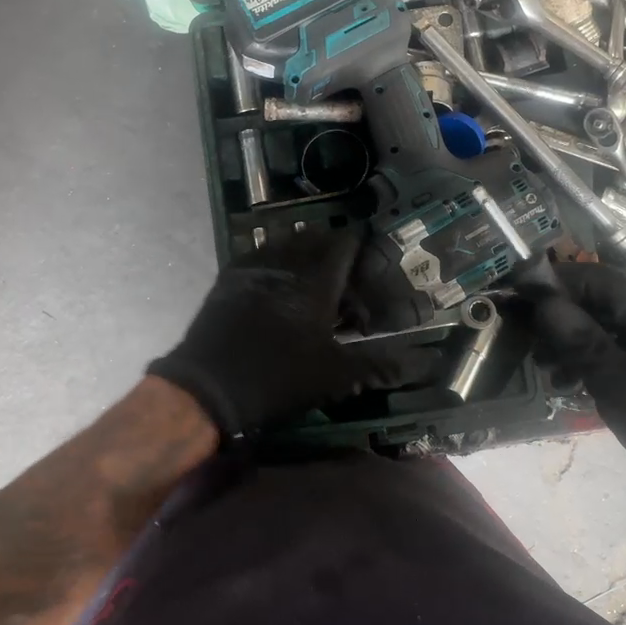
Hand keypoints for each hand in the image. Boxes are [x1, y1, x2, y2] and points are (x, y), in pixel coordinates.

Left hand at [149, 231, 428, 436]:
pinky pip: (257, 255)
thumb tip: (416, 362)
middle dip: (332, 247)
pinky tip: (277, 283)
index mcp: (315, 281)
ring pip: (283, 243)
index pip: (343, 243)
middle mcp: (284, 264)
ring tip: (312, 274)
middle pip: (313, 238)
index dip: (360, 240)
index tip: (370, 246)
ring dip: (301, 251)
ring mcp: (251, 268)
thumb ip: (375, 365)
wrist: (209, 386)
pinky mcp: (228, 279)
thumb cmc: (278, 378)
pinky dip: (274, 261)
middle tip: (345, 269)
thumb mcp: (334, 376)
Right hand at [516, 261, 625, 543]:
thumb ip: (579, 338)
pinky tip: (578, 385)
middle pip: (602, 302)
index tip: (513, 297)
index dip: (550, 283)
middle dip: (561, 320)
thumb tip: (541, 297)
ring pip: (612, 327)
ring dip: (576, 344)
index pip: (594, 278)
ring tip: (550, 375)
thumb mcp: (619, 385)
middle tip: (529, 349)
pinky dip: (600, 360)